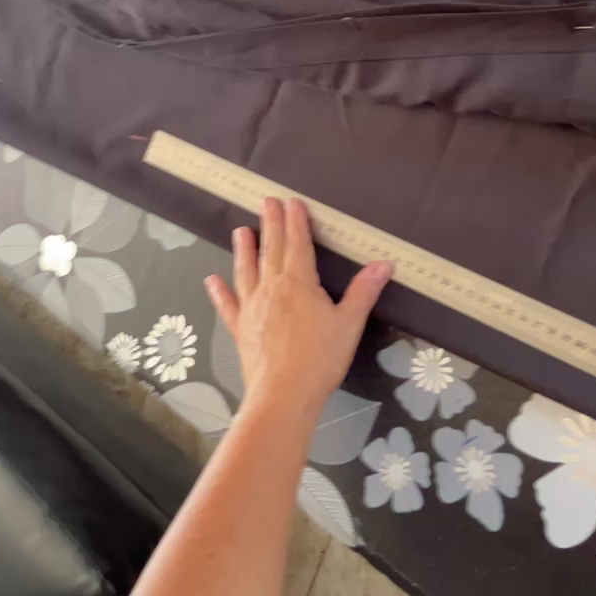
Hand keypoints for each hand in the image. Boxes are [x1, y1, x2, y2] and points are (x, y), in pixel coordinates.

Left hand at [205, 198, 391, 425]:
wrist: (283, 395)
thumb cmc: (320, 359)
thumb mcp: (349, 323)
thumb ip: (364, 291)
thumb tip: (383, 264)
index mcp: (298, 282)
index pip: (297, 243)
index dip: (295, 221)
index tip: (291, 201)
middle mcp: (271, 287)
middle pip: (271, 249)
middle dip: (270, 223)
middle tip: (265, 200)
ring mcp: (252, 307)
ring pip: (246, 270)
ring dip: (244, 249)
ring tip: (240, 230)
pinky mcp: (240, 329)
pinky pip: (229, 305)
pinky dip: (220, 291)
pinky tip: (212, 280)